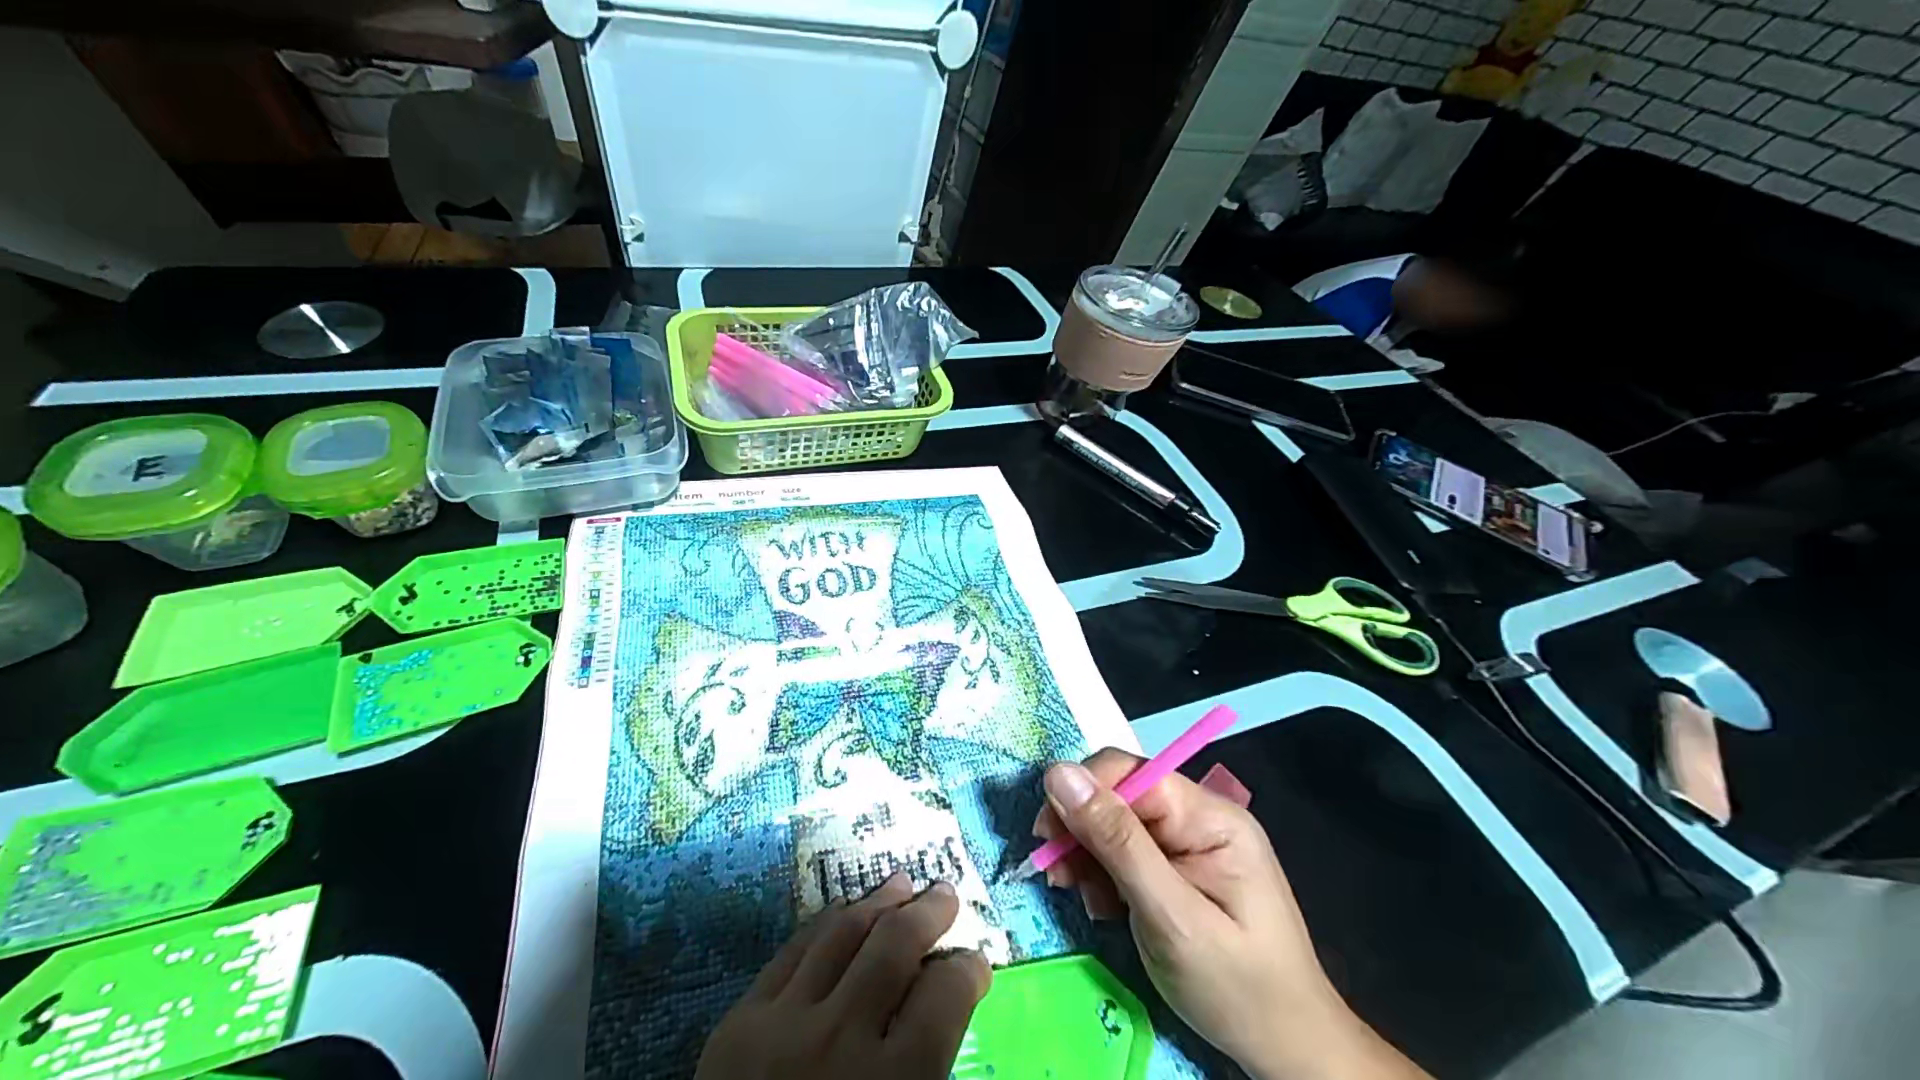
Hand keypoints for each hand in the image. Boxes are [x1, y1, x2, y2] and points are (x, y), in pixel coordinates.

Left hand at [695, 871, 991, 1079]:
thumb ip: (929, 1066)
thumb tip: (949, 1001)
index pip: (946, 994)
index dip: (969, 971)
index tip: (976, 964)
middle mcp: (841, 1038)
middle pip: (895, 945)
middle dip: (930, 912)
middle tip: (946, 894)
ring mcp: (784, 1023)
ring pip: (843, 933)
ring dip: (879, 902)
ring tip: (901, 884)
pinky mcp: (739, 1021)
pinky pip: (792, 950)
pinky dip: (826, 924)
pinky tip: (844, 912)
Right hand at [1035, 750, 1429, 1079]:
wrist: (1287, 1051)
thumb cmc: (1236, 987)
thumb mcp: (1170, 917)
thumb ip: (1116, 842)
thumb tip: (1058, 773)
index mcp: (1210, 816)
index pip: (1131, 772)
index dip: (1082, 793)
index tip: (1046, 837)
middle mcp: (1199, 816)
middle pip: (1119, 796)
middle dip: (1081, 830)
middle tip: (1056, 875)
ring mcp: (1189, 843)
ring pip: (1115, 825)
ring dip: (1087, 857)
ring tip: (1082, 897)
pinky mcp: (1178, 868)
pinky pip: (1126, 852)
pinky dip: (1104, 875)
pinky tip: (1103, 906)